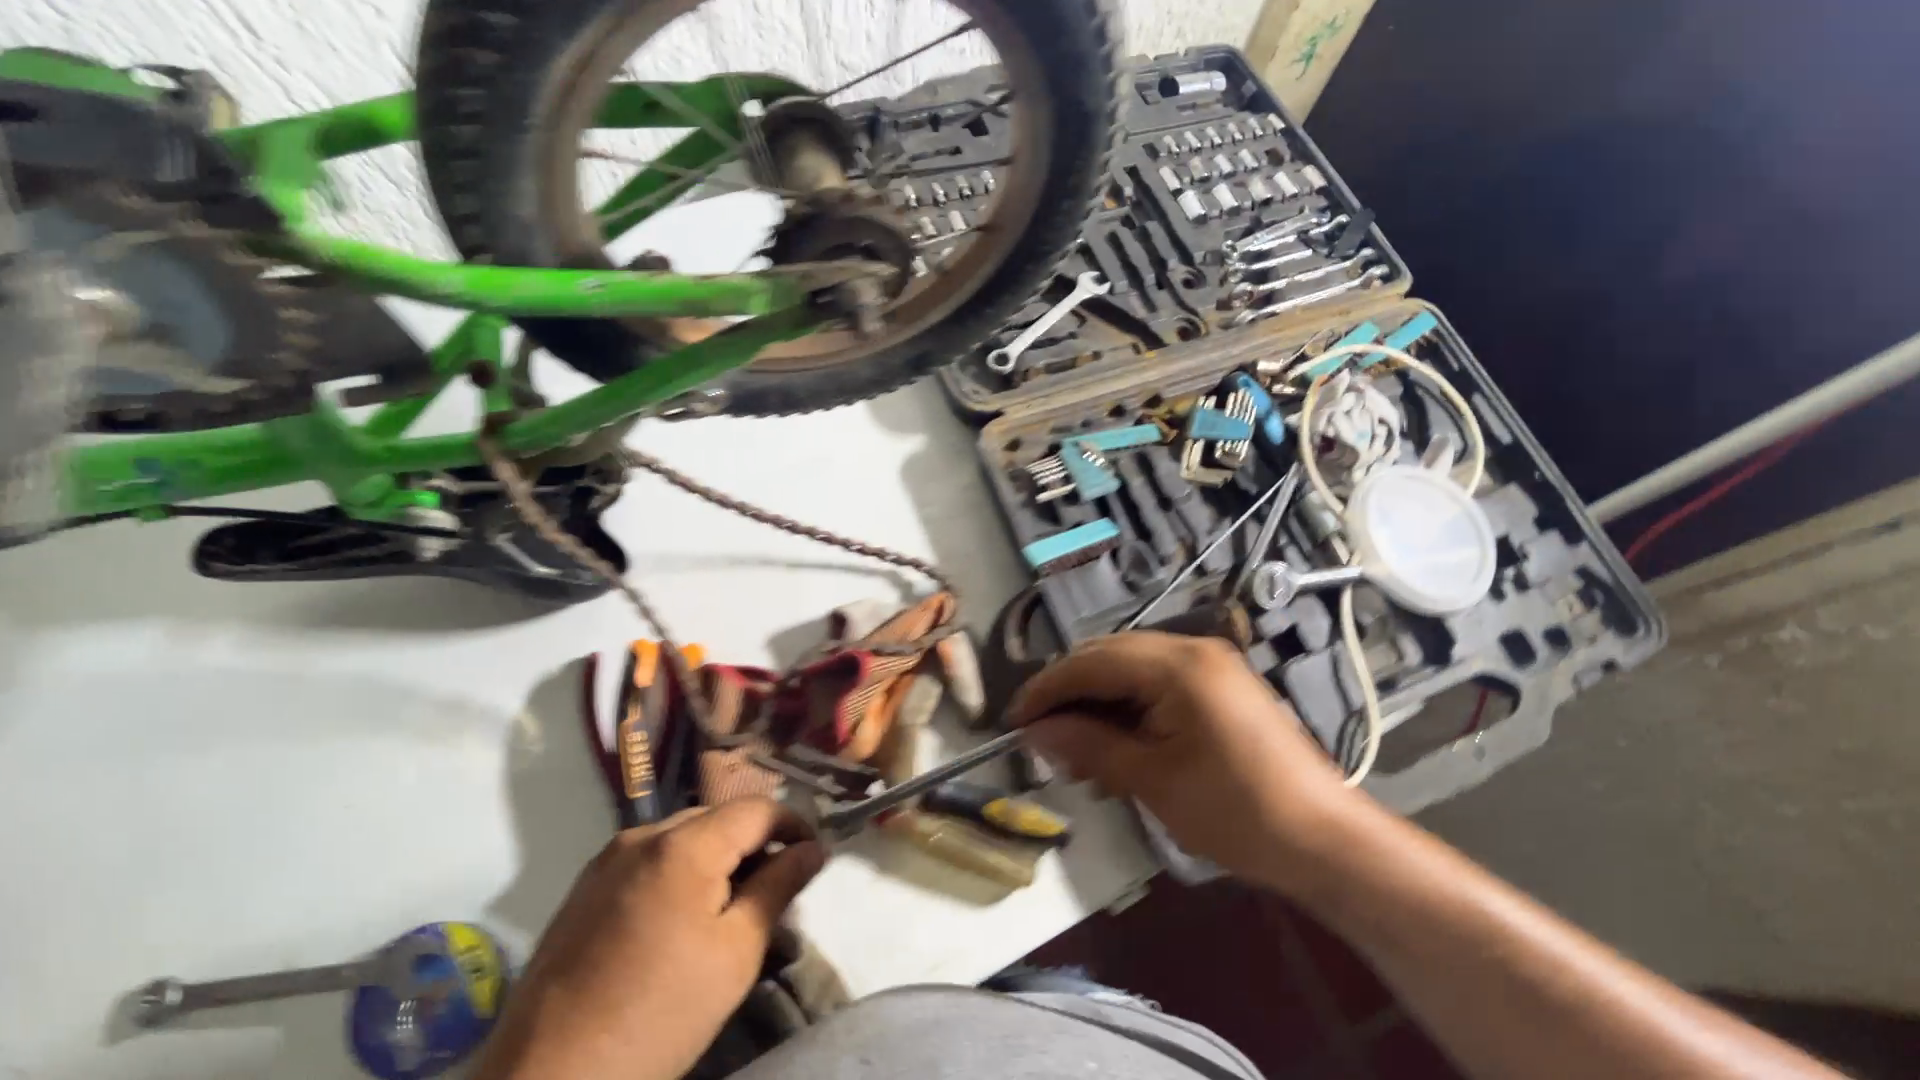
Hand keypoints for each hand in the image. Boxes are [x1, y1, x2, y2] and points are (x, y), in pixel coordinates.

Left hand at [474, 799, 825, 1079]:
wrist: (552, 1075)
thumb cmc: (661, 1013)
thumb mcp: (736, 952)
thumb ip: (778, 888)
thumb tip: (813, 849)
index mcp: (683, 845)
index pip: (756, 809)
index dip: (794, 827)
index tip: (815, 861)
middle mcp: (641, 836)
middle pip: (717, 819)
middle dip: (755, 844)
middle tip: (779, 890)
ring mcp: (606, 861)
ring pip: (681, 838)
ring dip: (717, 858)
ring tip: (734, 908)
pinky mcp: (584, 890)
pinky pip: (649, 861)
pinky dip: (680, 874)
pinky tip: (684, 920)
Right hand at [1007, 632, 1360, 891]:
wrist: (1324, 841)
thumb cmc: (1235, 810)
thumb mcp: (1151, 780)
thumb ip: (1088, 746)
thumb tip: (1034, 731)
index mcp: (1177, 664)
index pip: (1090, 662)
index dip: (1046, 690)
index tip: (1013, 723)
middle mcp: (1193, 650)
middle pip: (1109, 658)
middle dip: (1071, 696)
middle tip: (1044, 742)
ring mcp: (1212, 668)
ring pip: (1132, 673)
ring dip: (1099, 707)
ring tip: (1080, 759)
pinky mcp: (1222, 691)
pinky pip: (1159, 688)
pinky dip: (1130, 713)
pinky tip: (1118, 753)